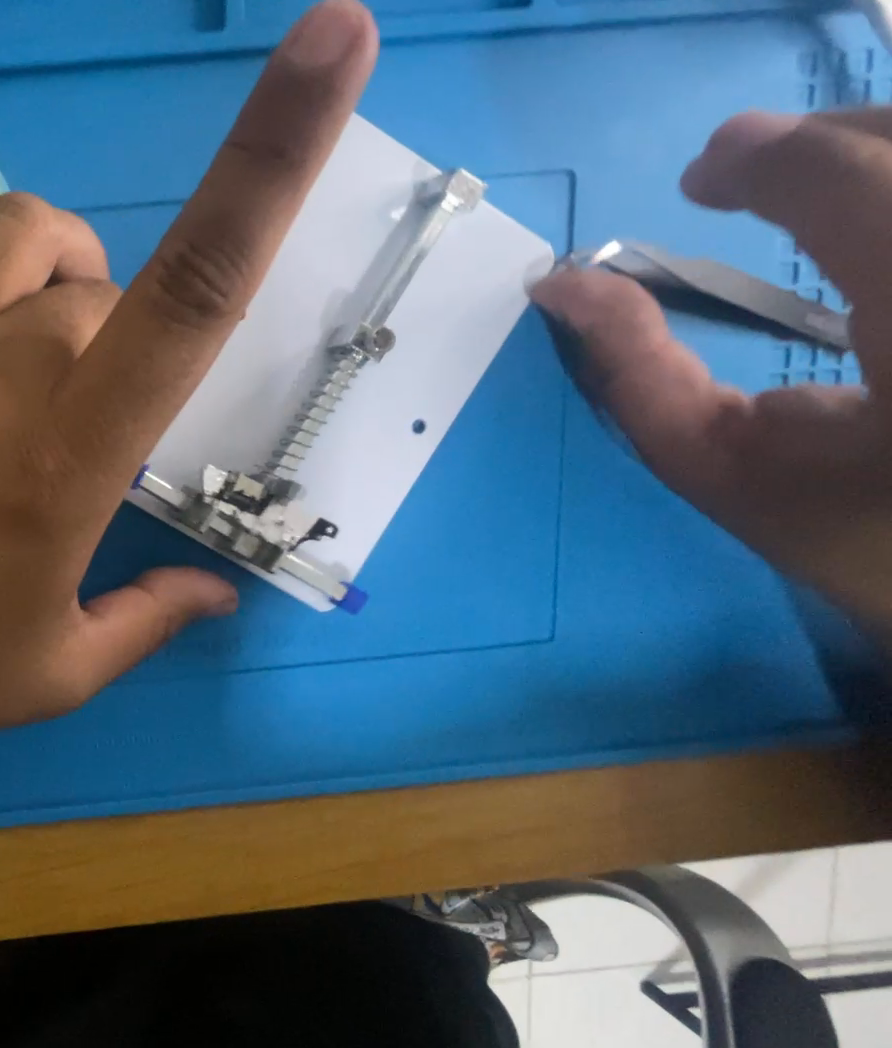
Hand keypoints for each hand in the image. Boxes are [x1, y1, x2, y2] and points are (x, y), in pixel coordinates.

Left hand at [0, 1, 379, 779]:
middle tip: (78, 412)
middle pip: (97, 289)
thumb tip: (220, 592)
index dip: (271, 165)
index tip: (334, 42)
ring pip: (10, 234)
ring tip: (37, 318)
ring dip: (52, 258)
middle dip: (115, 334)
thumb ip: (150, 617)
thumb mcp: (57, 672)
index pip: (192, 295)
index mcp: (69, 459)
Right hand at [531, 109, 891, 639]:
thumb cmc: (845, 535)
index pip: (862, 188)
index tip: (701, 176)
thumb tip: (563, 282)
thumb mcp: (709, 462)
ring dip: (879, 149)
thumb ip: (633, 366)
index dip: (774, 161)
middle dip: (837, 136)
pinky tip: (872, 209)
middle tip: (749, 169)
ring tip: (816, 179)